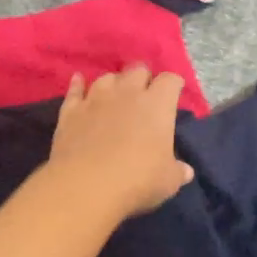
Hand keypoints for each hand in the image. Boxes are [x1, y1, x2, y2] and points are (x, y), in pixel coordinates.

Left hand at [48, 66, 193, 218]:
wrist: (85, 186)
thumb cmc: (137, 180)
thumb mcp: (168, 181)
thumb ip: (178, 171)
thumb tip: (185, 171)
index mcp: (157, 105)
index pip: (170, 81)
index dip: (173, 85)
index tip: (174, 95)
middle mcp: (127, 93)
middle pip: (138, 70)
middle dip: (144, 78)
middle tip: (145, 95)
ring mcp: (96, 99)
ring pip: (107, 77)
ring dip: (114, 82)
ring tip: (116, 94)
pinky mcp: (70, 111)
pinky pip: (75, 89)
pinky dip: (78, 84)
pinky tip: (78, 80)